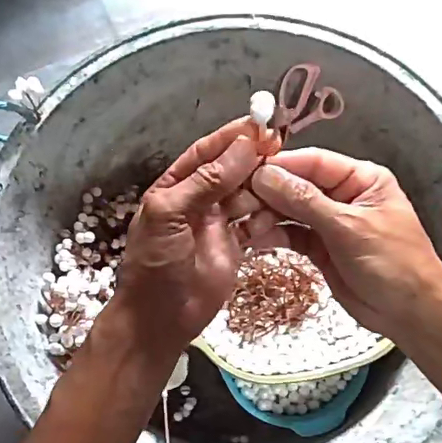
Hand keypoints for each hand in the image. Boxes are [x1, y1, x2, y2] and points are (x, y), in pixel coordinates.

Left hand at [110, 116, 275, 350]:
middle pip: (231, 170)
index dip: (232, 137)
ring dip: (265, 185)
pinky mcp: (236, 247)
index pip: (206, 153)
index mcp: (175, 187)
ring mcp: (218, 224)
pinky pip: (257, 223)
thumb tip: (243, 147)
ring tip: (287, 176)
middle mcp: (198, 201)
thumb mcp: (169, 214)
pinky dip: (269, 215)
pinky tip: (284, 207)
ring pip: (247, 195)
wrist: (160, 318)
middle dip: (254, 158)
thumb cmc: (154, 264)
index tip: (260, 124)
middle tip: (282, 147)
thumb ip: (205, 181)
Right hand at [247, 149, 441, 337]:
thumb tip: (265, 176)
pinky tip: (253, 238)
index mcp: (361, 179)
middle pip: (297, 186)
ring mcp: (330, 224)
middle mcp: (343, 196)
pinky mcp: (320, 249)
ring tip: (242, 221)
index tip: (247, 170)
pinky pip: (292, 236)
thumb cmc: (392, 263)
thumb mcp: (348, 227)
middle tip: (237, 200)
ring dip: (267, 216)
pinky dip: (274, 237)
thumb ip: (305, 201)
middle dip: (268, 193)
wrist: (409, 313)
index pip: (314, 162)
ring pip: (290, 212)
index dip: (280, 165)